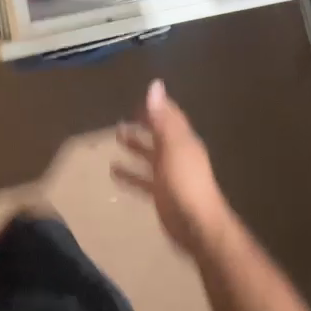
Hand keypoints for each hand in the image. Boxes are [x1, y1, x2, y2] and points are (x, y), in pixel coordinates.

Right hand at [113, 80, 234, 253]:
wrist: (197, 226)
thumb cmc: (186, 182)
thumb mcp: (172, 145)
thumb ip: (162, 118)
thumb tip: (155, 84)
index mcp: (183, 140)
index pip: (169, 115)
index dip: (156, 105)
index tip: (140, 97)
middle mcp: (177, 154)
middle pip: (159, 134)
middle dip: (144, 124)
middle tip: (123, 116)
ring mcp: (169, 174)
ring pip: (149, 155)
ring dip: (135, 146)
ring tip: (116, 137)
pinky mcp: (161, 193)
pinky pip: (142, 179)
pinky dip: (129, 174)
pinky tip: (113, 172)